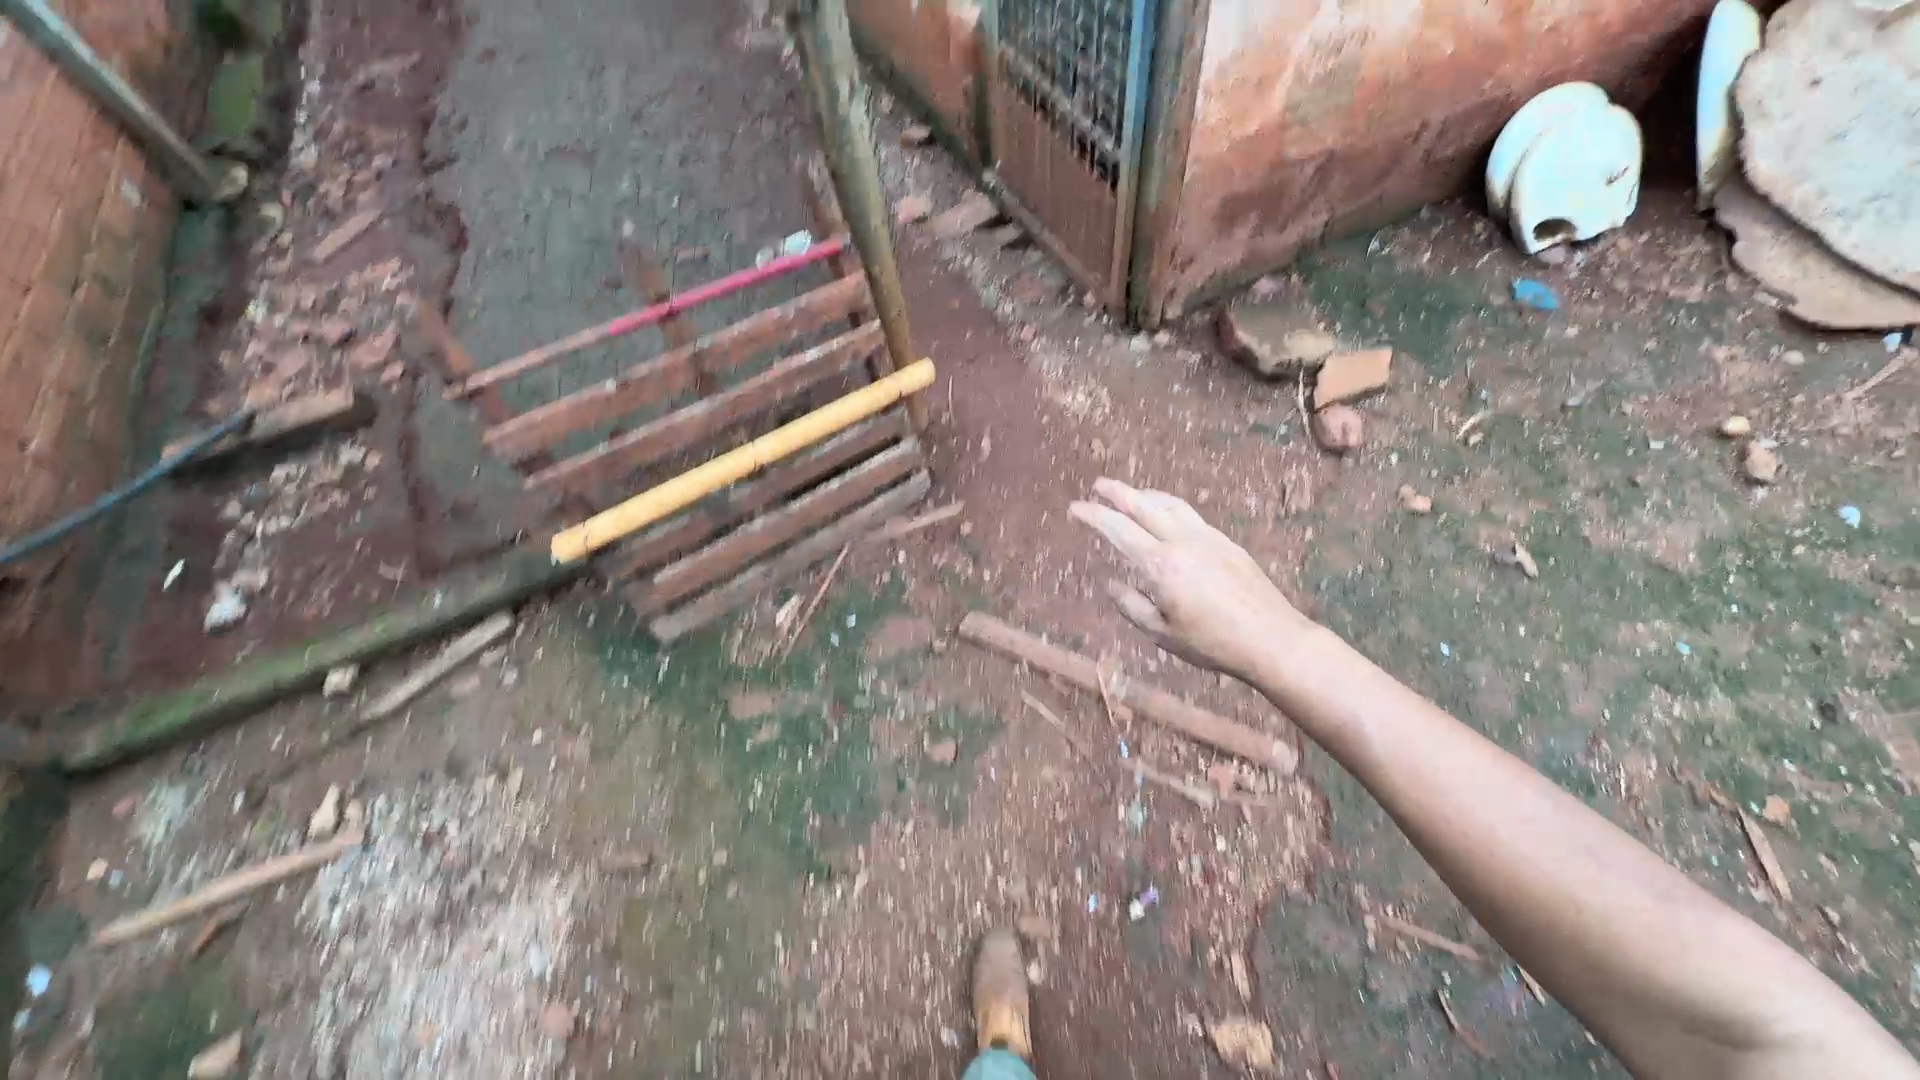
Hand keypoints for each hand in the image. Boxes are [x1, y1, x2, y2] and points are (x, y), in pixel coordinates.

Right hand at [1069, 478, 1310, 682]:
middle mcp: (1183, 542)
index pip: (1119, 530)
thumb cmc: (1213, 644)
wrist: (1272, 639)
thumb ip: (1133, 606)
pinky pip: (1190, 514)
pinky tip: (1166, 515)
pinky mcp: (1226, 542)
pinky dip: (1168, 507)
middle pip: (1144, 505)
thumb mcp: (1163, 634)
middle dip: (1117, 492)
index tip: (1076, 508)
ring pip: (1170, 504)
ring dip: (1145, 495)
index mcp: (1162, 566)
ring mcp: (1208, 538)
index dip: (1094, 515)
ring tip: (1130, 494)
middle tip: (1098, 484)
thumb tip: (1112, 584)